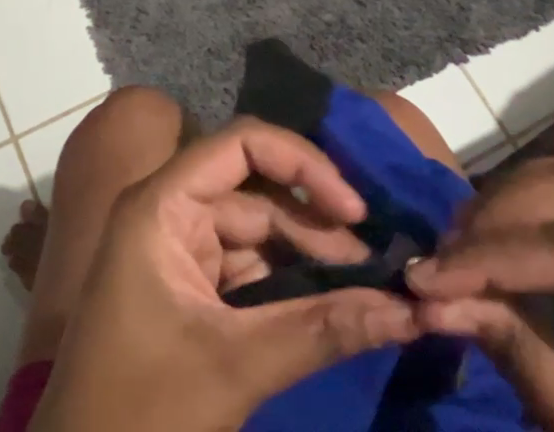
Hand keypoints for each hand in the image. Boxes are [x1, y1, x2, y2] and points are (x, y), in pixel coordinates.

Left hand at [29, 118, 422, 431]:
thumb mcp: (236, 364)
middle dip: (317, 223)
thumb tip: (411, 313)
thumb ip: (323, 330)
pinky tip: (332, 301)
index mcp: (160, 205)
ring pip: (258, 231)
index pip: (241, 146)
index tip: (355, 212)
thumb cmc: (142, 406)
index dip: (303, 165)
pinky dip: (289, 281)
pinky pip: (249, 266)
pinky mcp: (187, 287)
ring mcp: (176, 250)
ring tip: (367, 286)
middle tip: (378, 265)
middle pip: (256, 191)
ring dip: (310, 254)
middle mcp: (167, 212)